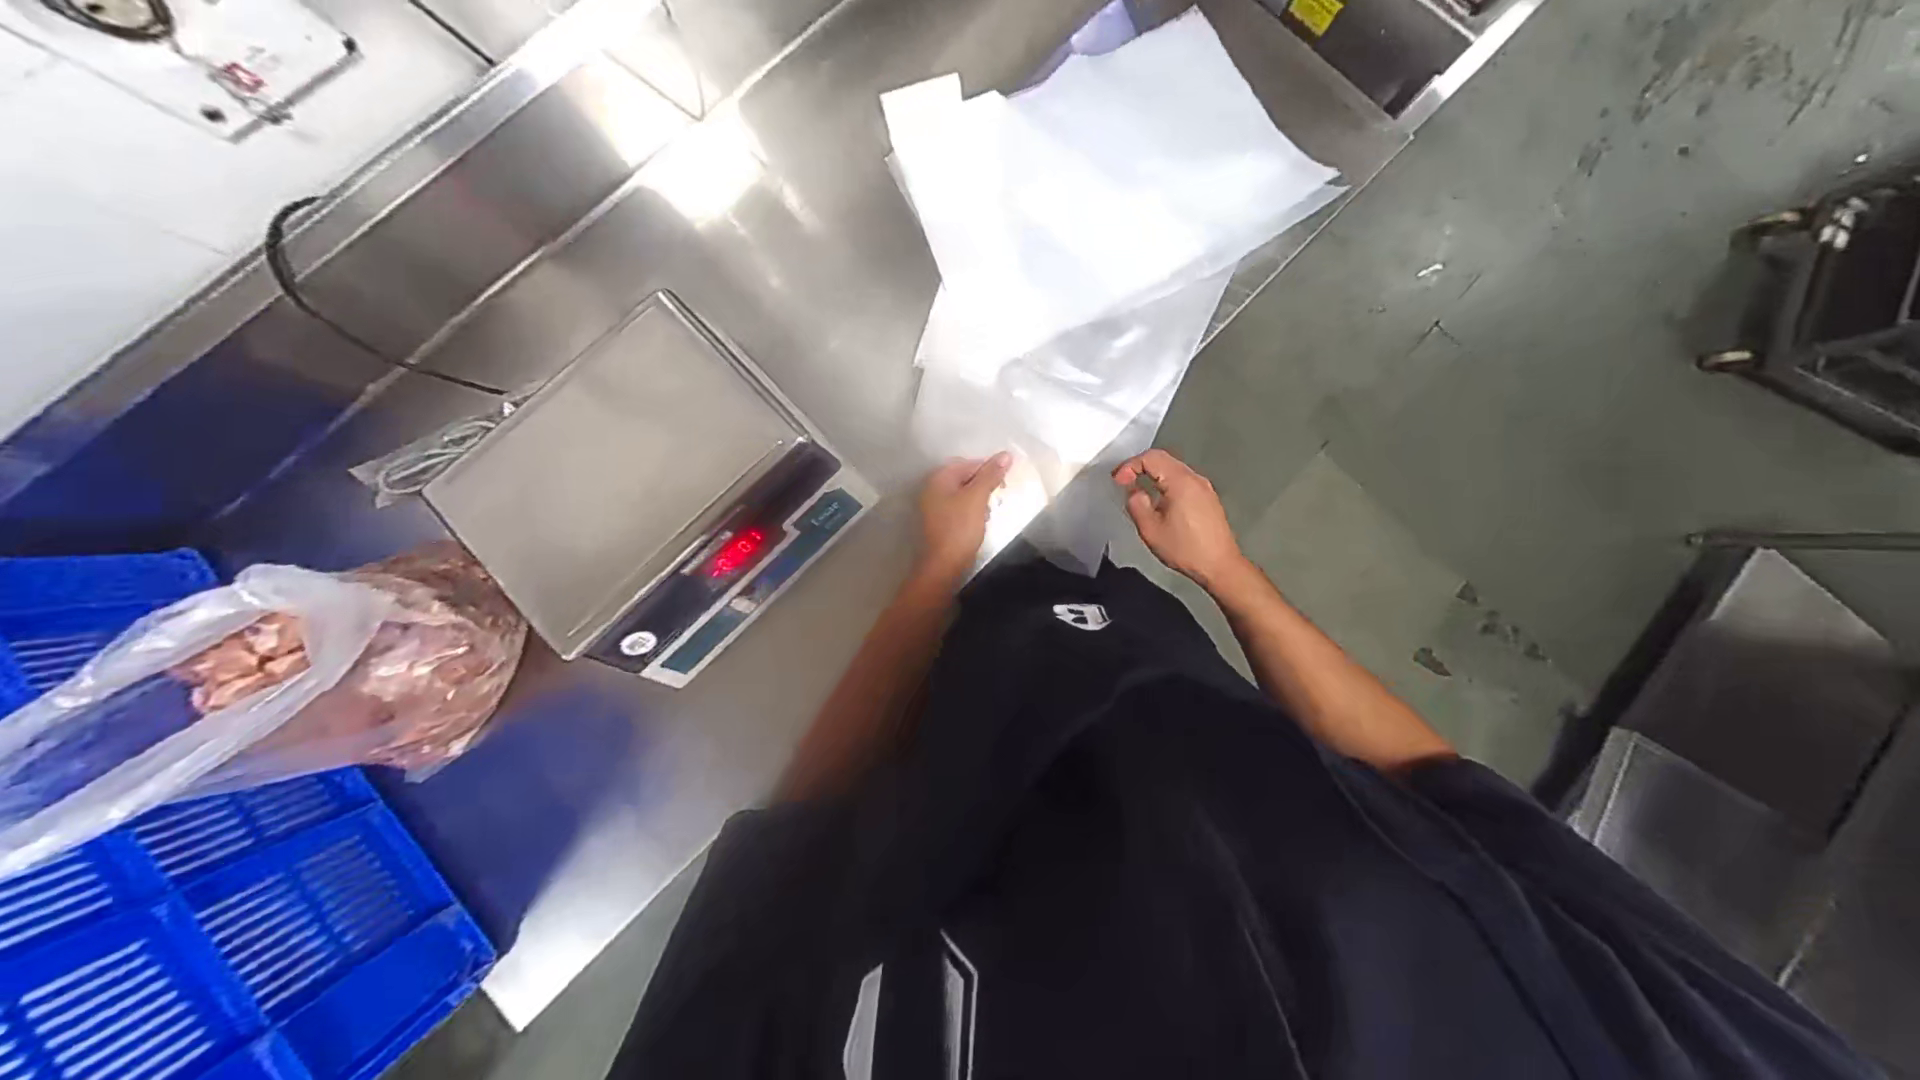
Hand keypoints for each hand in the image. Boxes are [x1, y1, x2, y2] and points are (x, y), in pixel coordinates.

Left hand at [915, 452, 1012, 584]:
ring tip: (988, 512)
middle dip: (984, 486)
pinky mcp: (940, 521)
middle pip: (965, 477)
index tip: (1003, 484)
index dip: (989, 470)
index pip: (968, 463)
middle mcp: (933, 488)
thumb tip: (1006, 454)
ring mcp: (934, 506)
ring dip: (979, 499)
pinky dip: (972, 511)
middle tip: (997, 497)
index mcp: (939, 478)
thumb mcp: (978, 498)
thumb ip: (991, 475)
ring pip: (964, 493)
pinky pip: (959, 508)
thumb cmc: (960, 528)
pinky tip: (981, 522)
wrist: (944, 565)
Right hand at [1113, 449, 1249, 590]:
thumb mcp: (1150, 529)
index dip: (1129, 465)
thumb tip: (1134, 491)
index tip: (1118, 481)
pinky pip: (1182, 481)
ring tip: (1137, 491)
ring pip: (1173, 469)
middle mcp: (1195, 479)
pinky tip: (1157, 500)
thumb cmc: (1185, 549)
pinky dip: (1165, 483)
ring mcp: (1204, 488)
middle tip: (1122, 482)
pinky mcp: (1207, 498)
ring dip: (1152, 475)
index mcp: (1181, 482)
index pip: (1151, 457)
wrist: (1219, 566)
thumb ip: (1136, 504)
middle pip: (1163, 459)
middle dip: (1139, 467)